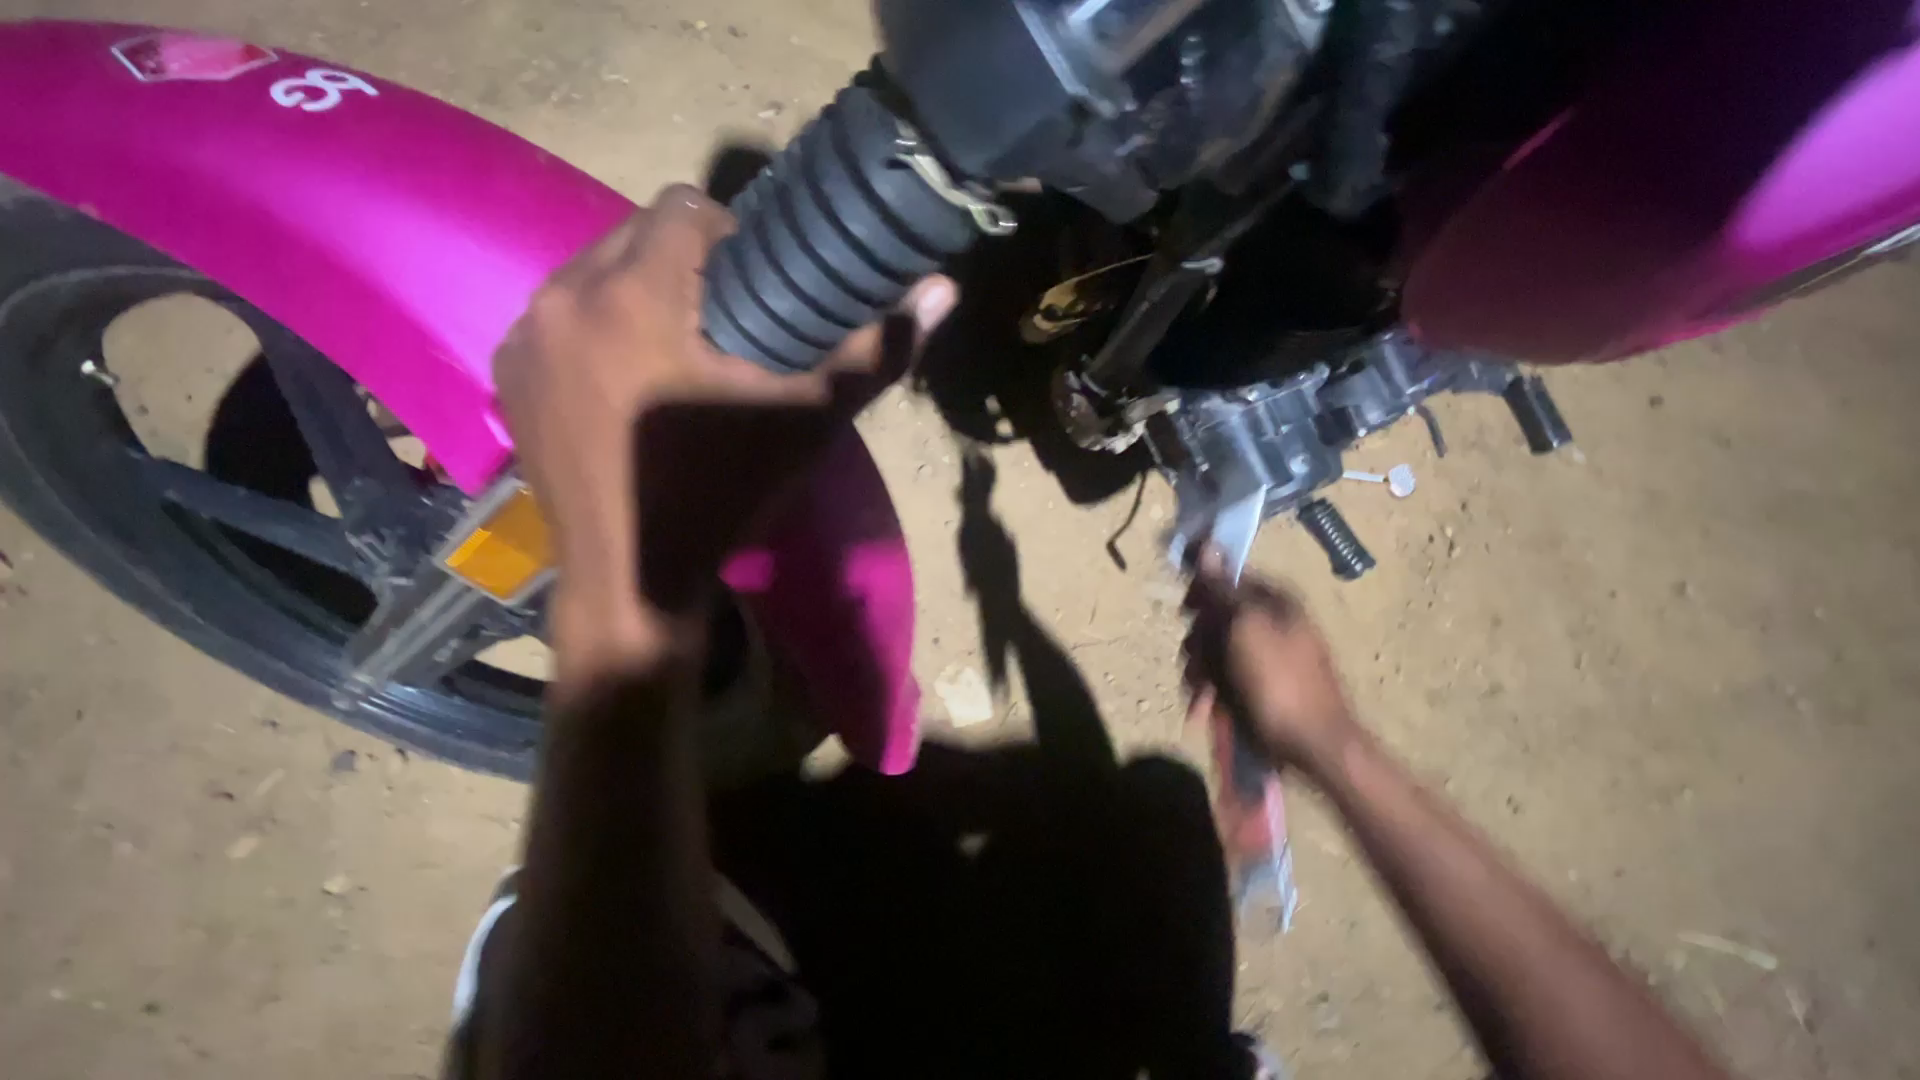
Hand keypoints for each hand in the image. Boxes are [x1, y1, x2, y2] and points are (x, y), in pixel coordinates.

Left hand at [493, 184, 957, 671]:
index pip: (685, 207)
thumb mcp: (810, 420)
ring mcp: (525, 338)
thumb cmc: (726, 491)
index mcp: (633, 295)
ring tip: (676, 357)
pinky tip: (626, 384)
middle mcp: (563, 298)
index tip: (757, 294)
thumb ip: (875, 350)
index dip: (733, 241)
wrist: (635, 579)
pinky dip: (597, 332)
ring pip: (595, 275)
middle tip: (724, 330)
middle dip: (685, 268)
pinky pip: (562, 319)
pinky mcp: (507, 375)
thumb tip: (943, 288)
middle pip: (636, 237)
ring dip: (639, 296)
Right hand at [1184, 554, 1362, 774]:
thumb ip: (1222, 589)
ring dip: (1200, 673)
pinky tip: (1204, 711)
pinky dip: (1210, 694)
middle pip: (1216, 619)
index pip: (1229, 578)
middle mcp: (1272, 625)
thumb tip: (1207, 544)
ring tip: (1201, 696)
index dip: (1203, 591)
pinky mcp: (1258, 689)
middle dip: (1199, 643)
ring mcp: (1265, 659)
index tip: (1188, 610)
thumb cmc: (1279, 682)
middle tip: (1197, 662)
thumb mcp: (1245, 628)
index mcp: (1276, 602)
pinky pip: (1223, 681)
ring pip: (1214, 653)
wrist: (1312, 746)